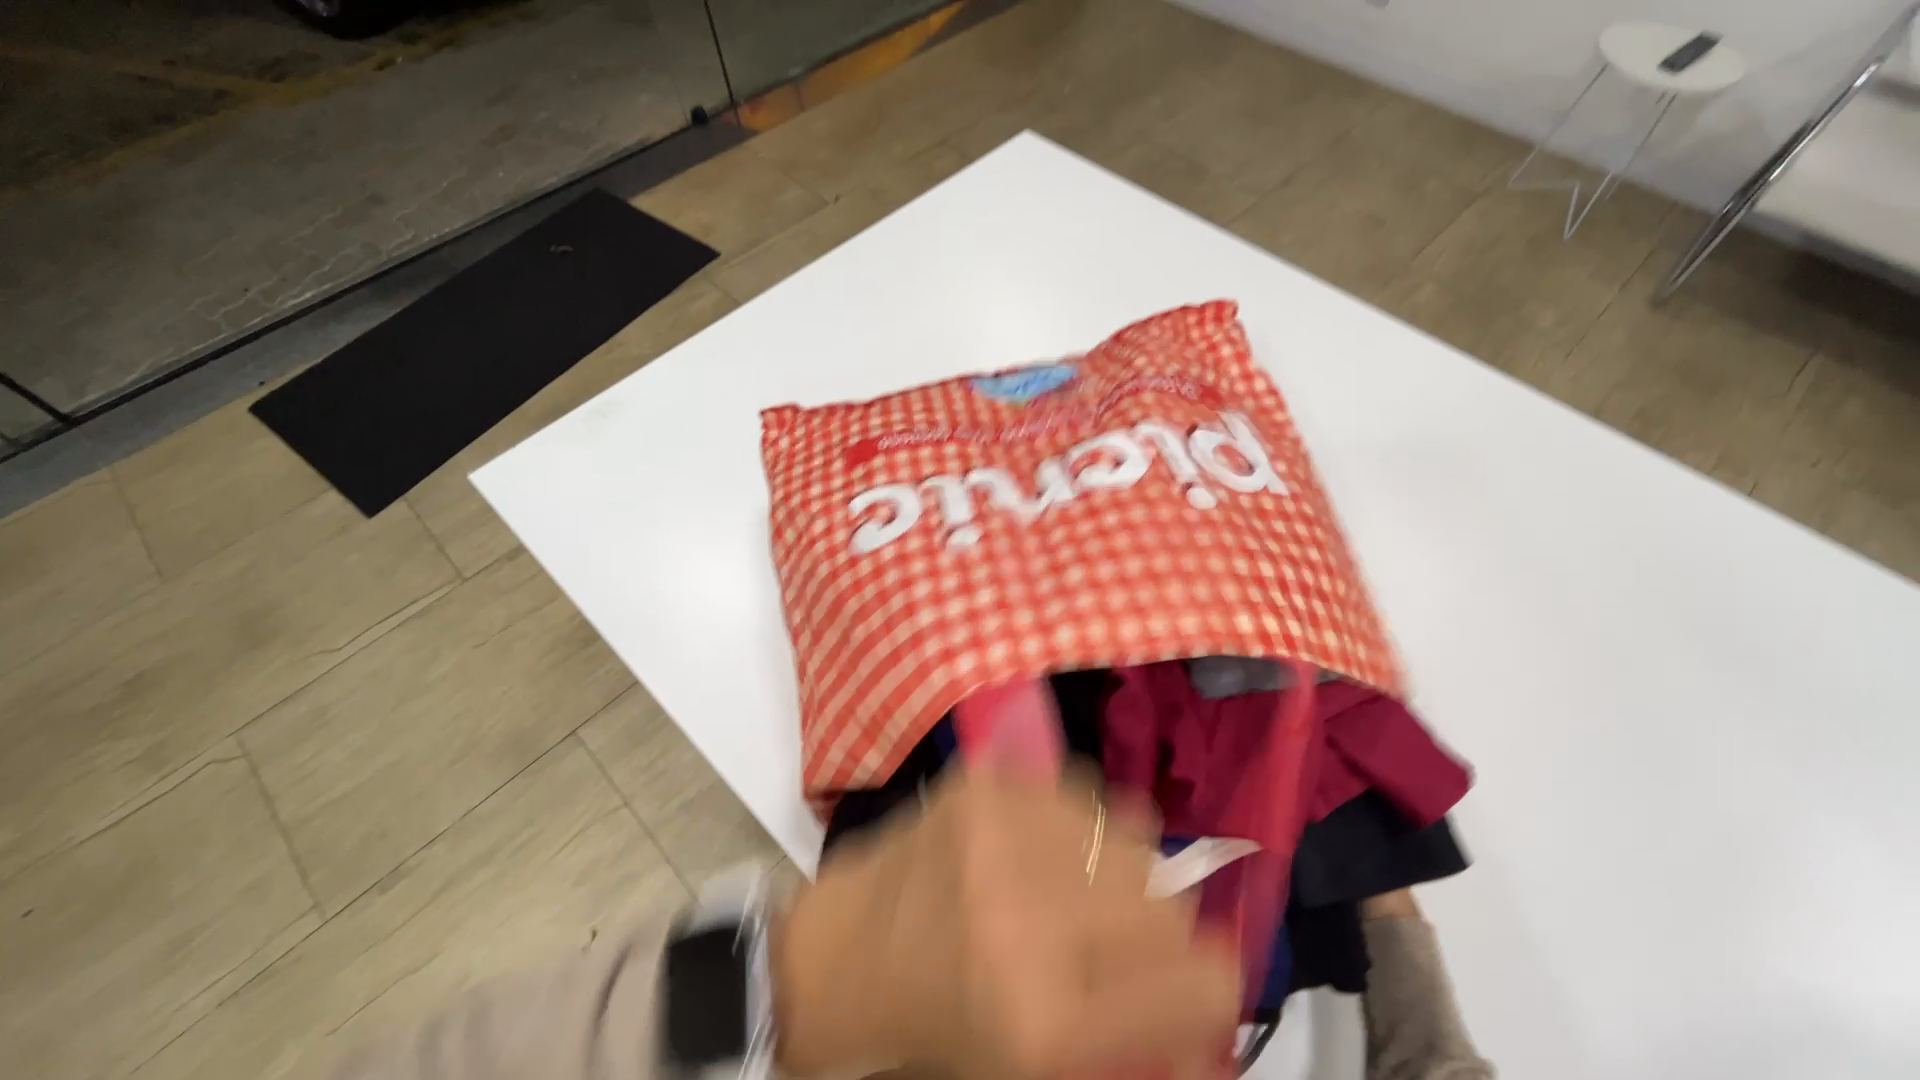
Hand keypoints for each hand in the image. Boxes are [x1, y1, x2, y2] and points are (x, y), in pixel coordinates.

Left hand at [773, 768, 1240, 1079]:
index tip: (1191, 993)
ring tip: (1074, 892)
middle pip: (1171, 903)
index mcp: (1045, 1016)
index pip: (1203, 982)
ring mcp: (1002, 835)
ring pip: (1134, 836)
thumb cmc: (935, 1025)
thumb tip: (1213, 1018)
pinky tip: (1040, 850)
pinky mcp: (982, 785)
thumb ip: (1135, 1039)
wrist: (835, 957)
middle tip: (1119, 946)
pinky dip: (1078, 825)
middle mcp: (1030, 915)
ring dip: (1120, 871)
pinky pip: (1082, 792)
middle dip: (1159, 933)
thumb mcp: (1037, 1064)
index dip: (1212, 993)